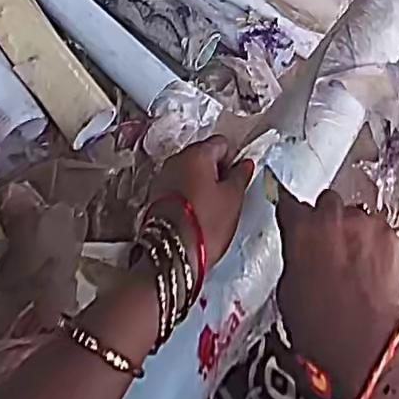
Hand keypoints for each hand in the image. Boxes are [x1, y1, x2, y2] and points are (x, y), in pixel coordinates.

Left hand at [145, 135, 251, 274]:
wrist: (171, 255)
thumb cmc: (206, 223)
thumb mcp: (233, 198)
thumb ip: (240, 175)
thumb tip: (244, 163)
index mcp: (197, 153)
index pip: (221, 143)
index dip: (233, 159)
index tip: (237, 178)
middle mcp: (176, 159)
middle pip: (203, 155)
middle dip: (216, 171)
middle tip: (227, 195)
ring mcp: (163, 176)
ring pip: (189, 172)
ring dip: (201, 184)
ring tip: (211, 209)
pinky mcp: (155, 195)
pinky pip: (177, 186)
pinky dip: (187, 195)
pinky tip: (195, 215)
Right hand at [275, 189, 398, 386]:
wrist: (368, 347)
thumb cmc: (322, 329)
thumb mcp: (288, 291)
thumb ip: (293, 256)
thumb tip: (299, 250)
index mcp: (300, 228)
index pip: (288, 202)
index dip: (291, 212)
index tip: (293, 216)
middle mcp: (330, 217)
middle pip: (327, 202)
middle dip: (327, 219)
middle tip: (329, 245)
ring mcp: (362, 223)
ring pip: (354, 215)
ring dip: (352, 231)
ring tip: (355, 261)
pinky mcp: (388, 234)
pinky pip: (377, 229)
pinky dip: (374, 242)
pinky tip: (373, 267)